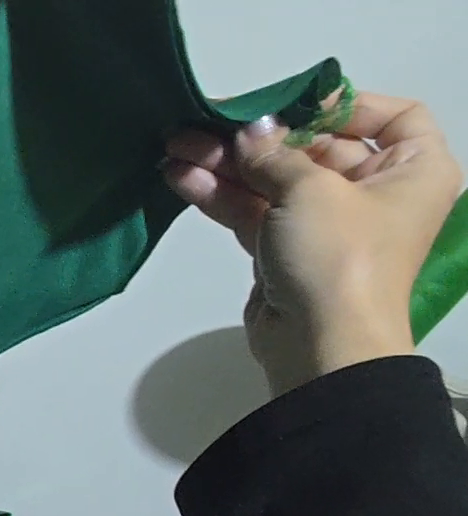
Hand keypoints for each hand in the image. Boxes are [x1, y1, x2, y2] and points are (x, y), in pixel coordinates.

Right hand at [164, 93, 464, 395]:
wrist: (317, 337)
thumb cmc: (339, 256)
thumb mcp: (312, 193)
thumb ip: (276, 158)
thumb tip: (249, 131)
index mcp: (411, 167)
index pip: (386, 117)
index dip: (339, 106)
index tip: (284, 106)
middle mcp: (370, 191)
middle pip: (311, 151)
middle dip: (255, 141)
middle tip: (203, 129)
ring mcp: (320, 222)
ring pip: (269, 183)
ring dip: (224, 168)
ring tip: (176, 152)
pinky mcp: (278, 249)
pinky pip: (249, 212)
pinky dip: (218, 196)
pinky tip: (182, 180)